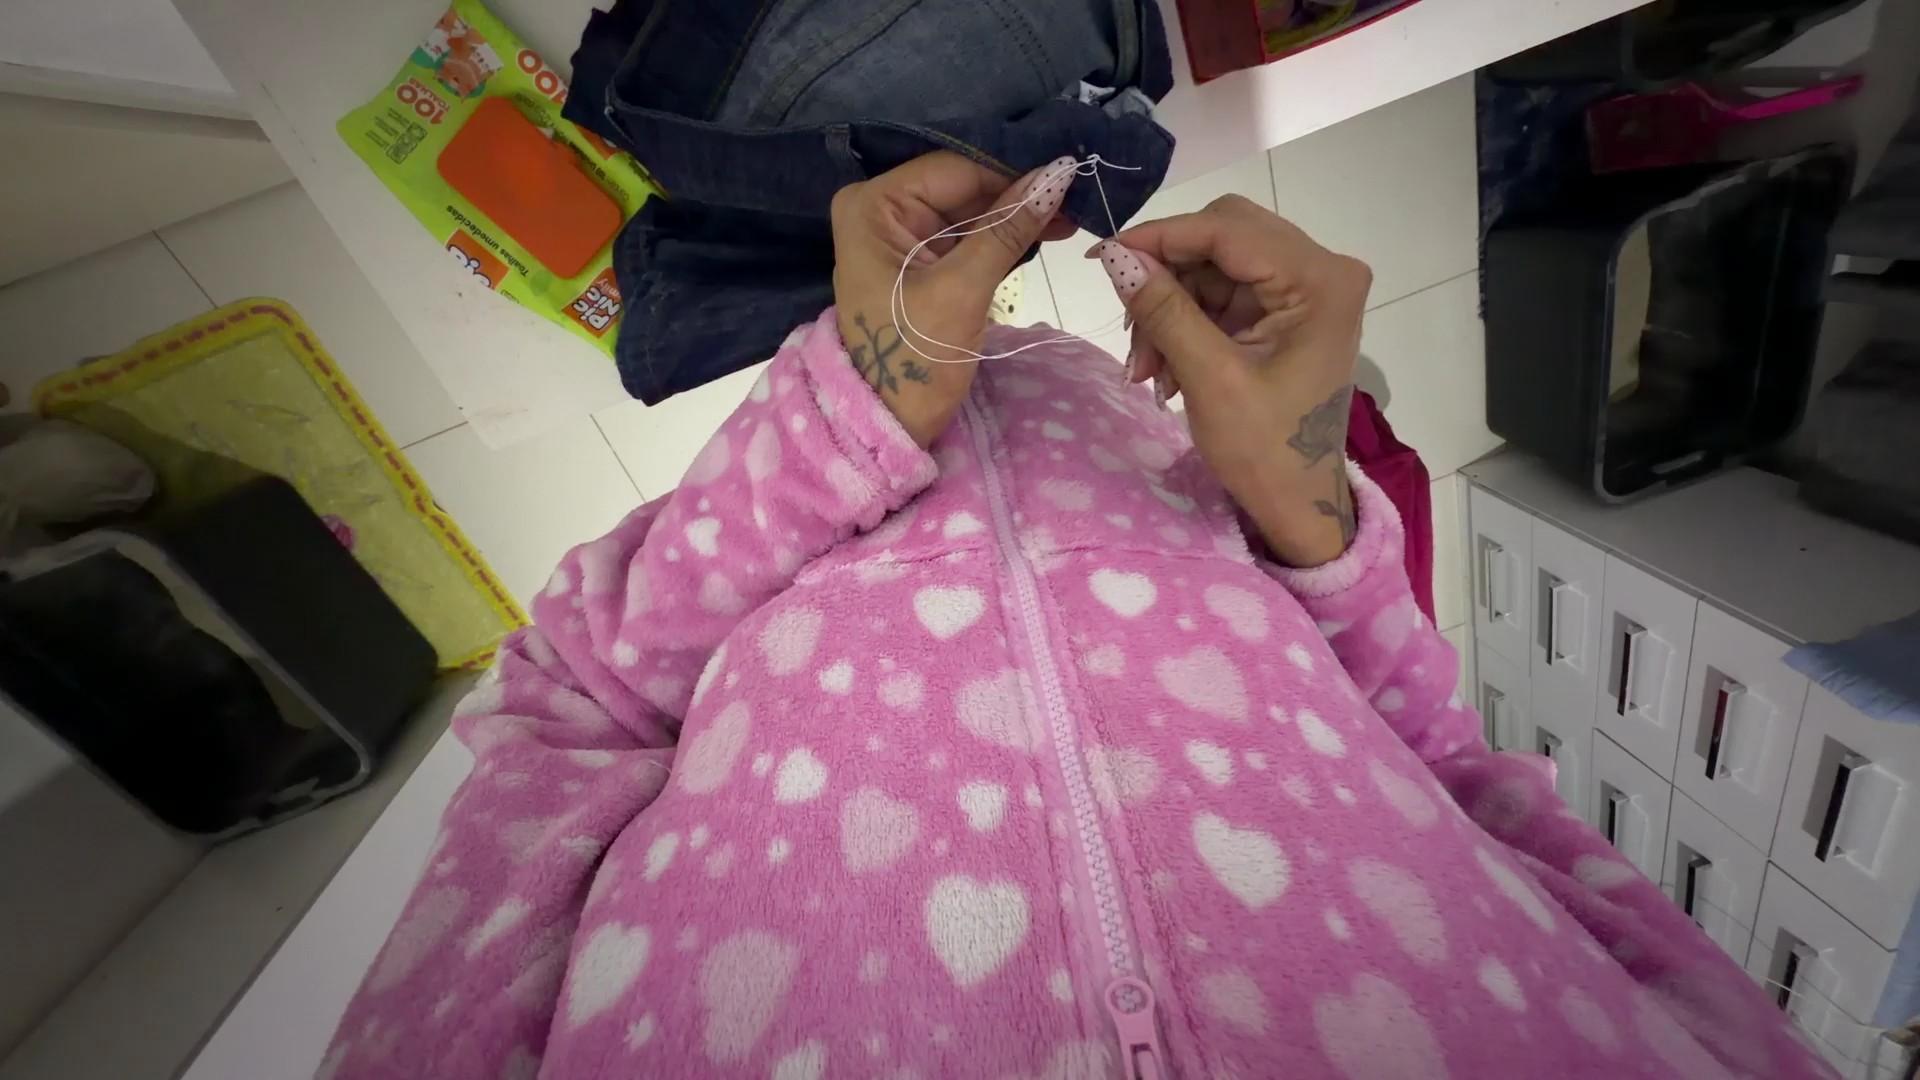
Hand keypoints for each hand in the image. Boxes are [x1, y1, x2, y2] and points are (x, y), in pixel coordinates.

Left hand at [830, 152, 1078, 445]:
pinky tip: (1043, 232)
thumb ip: (1009, 229)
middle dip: (1017, 193)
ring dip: (1015, 216)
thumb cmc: (916, 359)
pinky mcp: (917, 266)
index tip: (1067, 167)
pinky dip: (1000, 239)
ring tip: (1070, 215)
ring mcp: (898, 240)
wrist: (894, 424)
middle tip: (1078, 192)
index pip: (953, 170)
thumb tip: (1059, 174)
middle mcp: (880, 212)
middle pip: (961, 188)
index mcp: (873, 207)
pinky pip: (965, 240)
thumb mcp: (964, 290)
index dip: (1011, 170)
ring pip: (968, 213)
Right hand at [1092, 195, 1371, 566]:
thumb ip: (1164, 311)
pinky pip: (1220, 296)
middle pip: (1223, 239)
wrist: (1295, 500)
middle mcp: (1321, 270)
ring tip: (1146, 369)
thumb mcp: (1209, 378)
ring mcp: (1303, 290)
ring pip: (1214, 269)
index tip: (1103, 258)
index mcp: (1320, 281)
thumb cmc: (1263, 450)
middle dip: (1166, 280)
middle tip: (1129, 328)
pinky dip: (1184, 325)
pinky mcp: (1283, 311)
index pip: (1228, 230)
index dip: (1160, 237)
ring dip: (1169, 310)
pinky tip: (1164, 367)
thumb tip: (1116, 258)